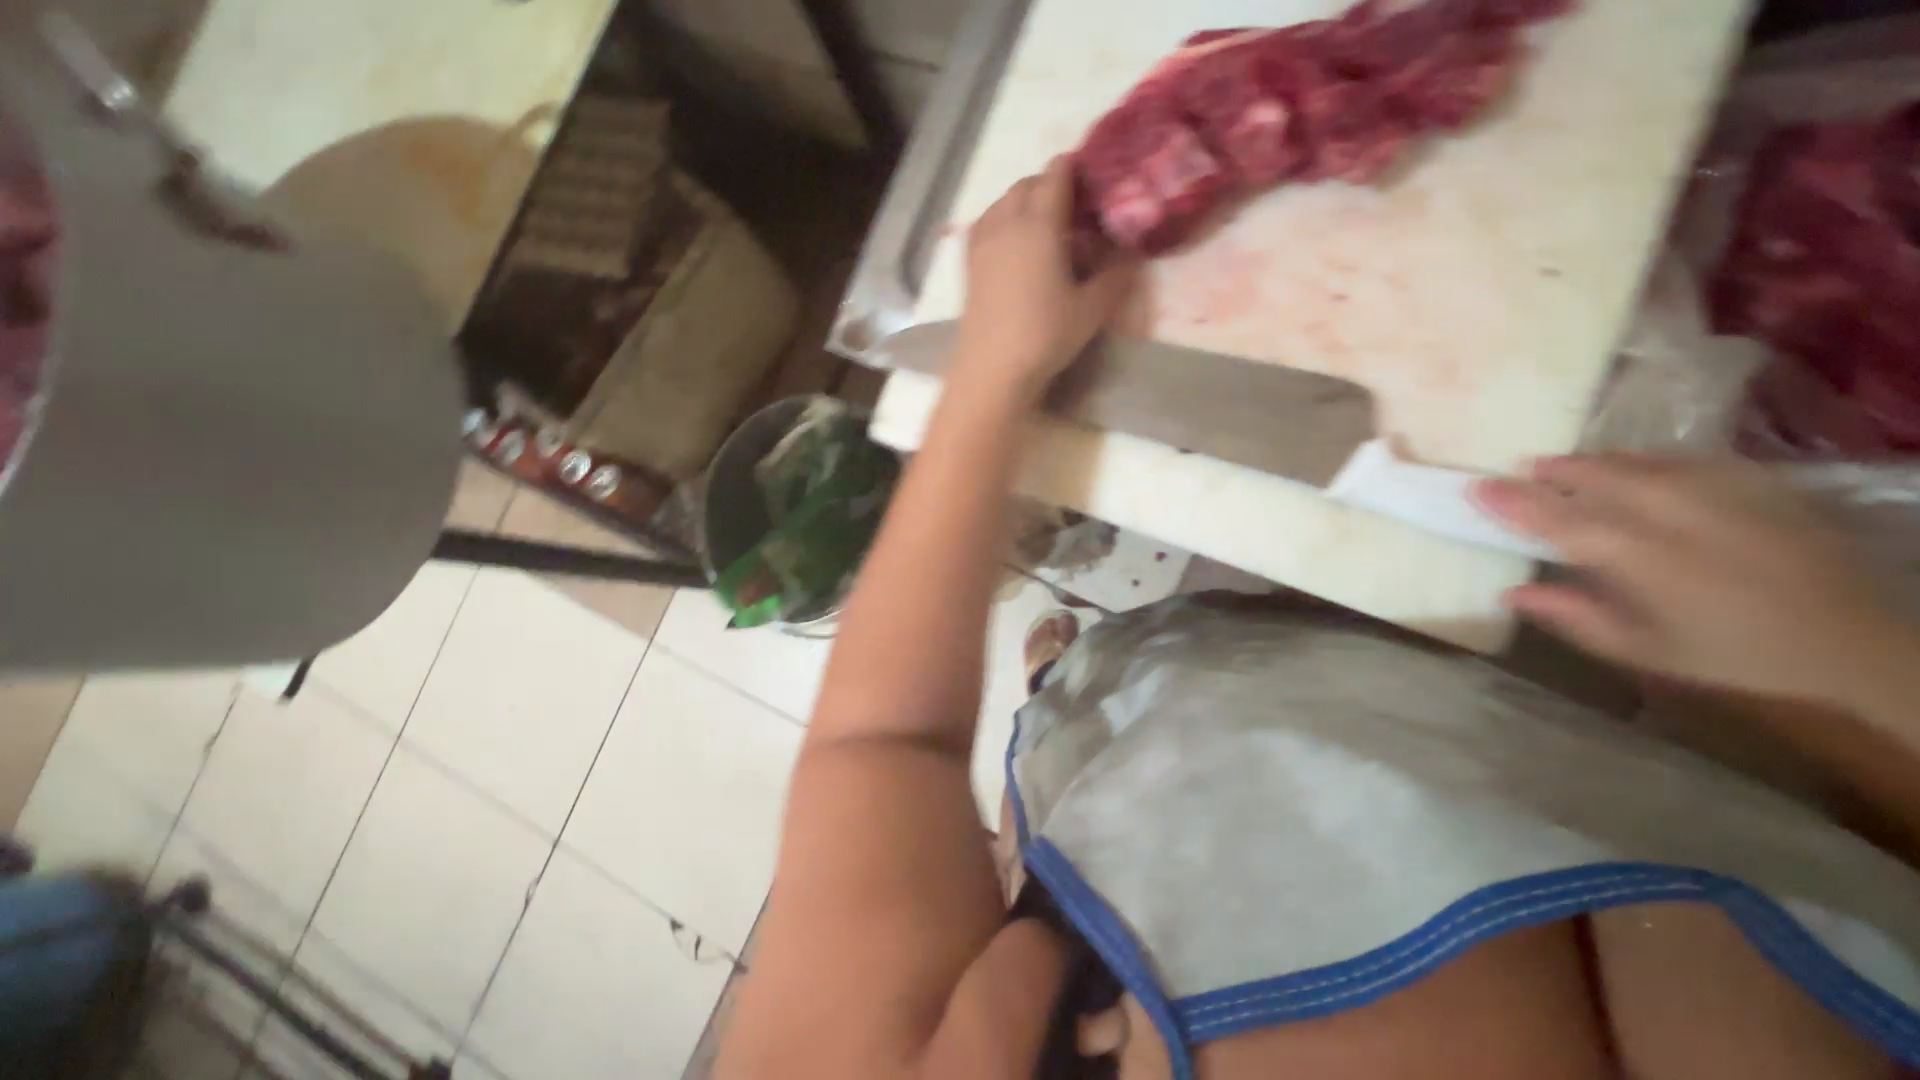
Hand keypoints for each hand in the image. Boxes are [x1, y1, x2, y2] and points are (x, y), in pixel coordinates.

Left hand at [954, 157, 1137, 400]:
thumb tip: (1131, 252)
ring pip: (1003, 201)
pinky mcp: (969, 262)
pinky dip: (1003, 219)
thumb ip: (1115, 275)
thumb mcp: (1091, 308)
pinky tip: (1015, 242)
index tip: (1093, 176)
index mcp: (1039, 223)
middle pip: (1027, 184)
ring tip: (1046, 225)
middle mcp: (1007, 222)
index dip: (1075, 168)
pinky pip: (986, 222)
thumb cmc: (1045, 335)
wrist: (992, 368)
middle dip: (1050, 185)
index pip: (1056, 175)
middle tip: (1074, 207)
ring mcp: (983, 241)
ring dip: (1025, 200)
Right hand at [1474, 455, 1918, 707]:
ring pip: (1643, 463)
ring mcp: (1724, 496)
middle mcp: (1680, 517)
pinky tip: (1638, 467)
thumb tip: (1511, 591)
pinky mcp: (1760, 487)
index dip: (1515, 503)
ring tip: (1567, 463)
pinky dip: (1649, 461)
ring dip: (1598, 461)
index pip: (1562, 520)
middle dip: (1555, 471)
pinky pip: (1688, 461)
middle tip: (1521, 468)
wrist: (1850, 646)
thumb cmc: (1731, 657)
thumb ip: (1575, 617)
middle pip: (1601, 478)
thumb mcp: (1644, 652)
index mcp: (1646, 561)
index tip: (1476, 488)